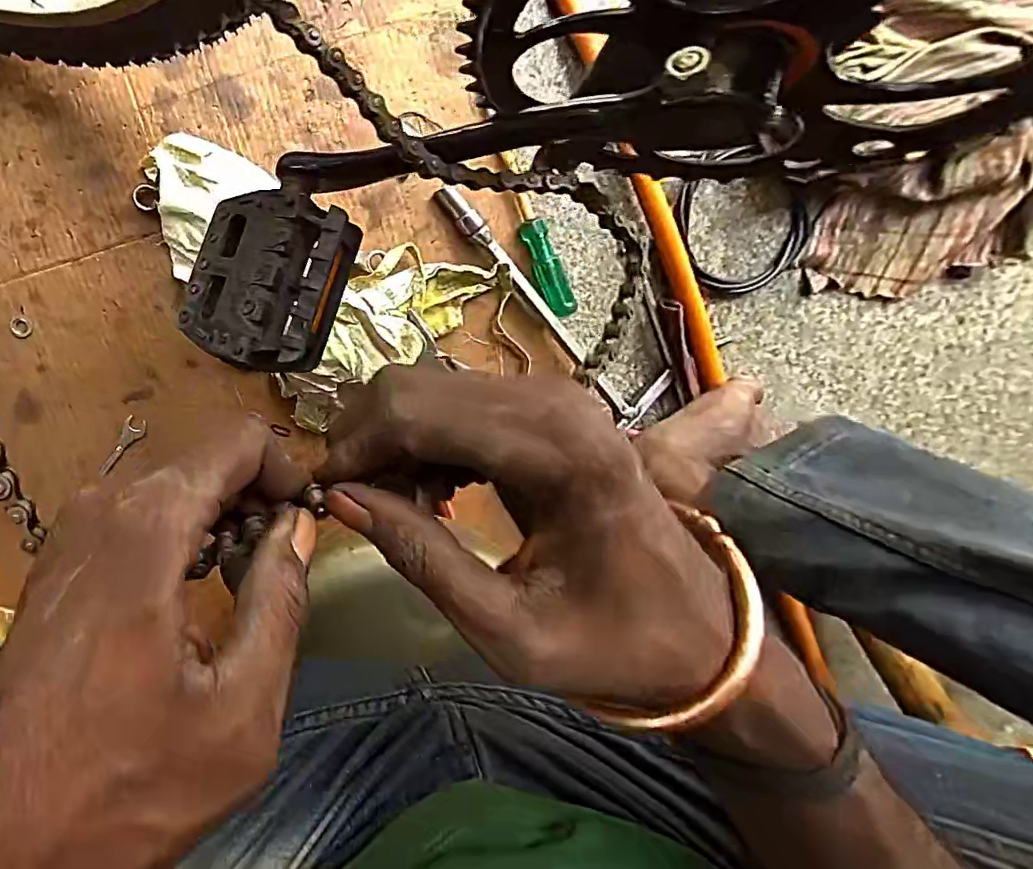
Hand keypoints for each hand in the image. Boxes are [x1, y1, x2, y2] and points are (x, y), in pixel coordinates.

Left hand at [0, 415, 317, 868]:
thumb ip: (280, 600)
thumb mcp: (238, 710)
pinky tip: (194, 589)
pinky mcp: (60, 551)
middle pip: (205, 458)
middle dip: (255, 494)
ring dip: (219, 513)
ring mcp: (74, 523)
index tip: (301, 519)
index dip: (284, 470)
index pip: (239, 440)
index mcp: (149, 523)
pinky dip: (181, 528)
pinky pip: (139, 510)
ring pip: (173, 481)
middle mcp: (105, 502)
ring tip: (243, 579)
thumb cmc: (120, 783)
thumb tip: (298, 528)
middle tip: (280, 556)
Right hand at [317, 365, 732, 710]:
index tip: (330, 497)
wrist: (701, 631)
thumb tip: (344, 497)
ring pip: (422, 388)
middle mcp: (550, 400)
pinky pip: (448, 399)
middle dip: (366, 442)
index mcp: (558, 451)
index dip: (357, 450)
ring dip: (391, 442)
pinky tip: (435, 491)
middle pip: (410, 388)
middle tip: (364, 505)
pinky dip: (419, 439)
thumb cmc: (614, 644)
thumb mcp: (508, 630)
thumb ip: (421, 557)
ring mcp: (547, 393)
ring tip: (404, 507)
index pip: (416, 413)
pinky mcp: (540, 402)